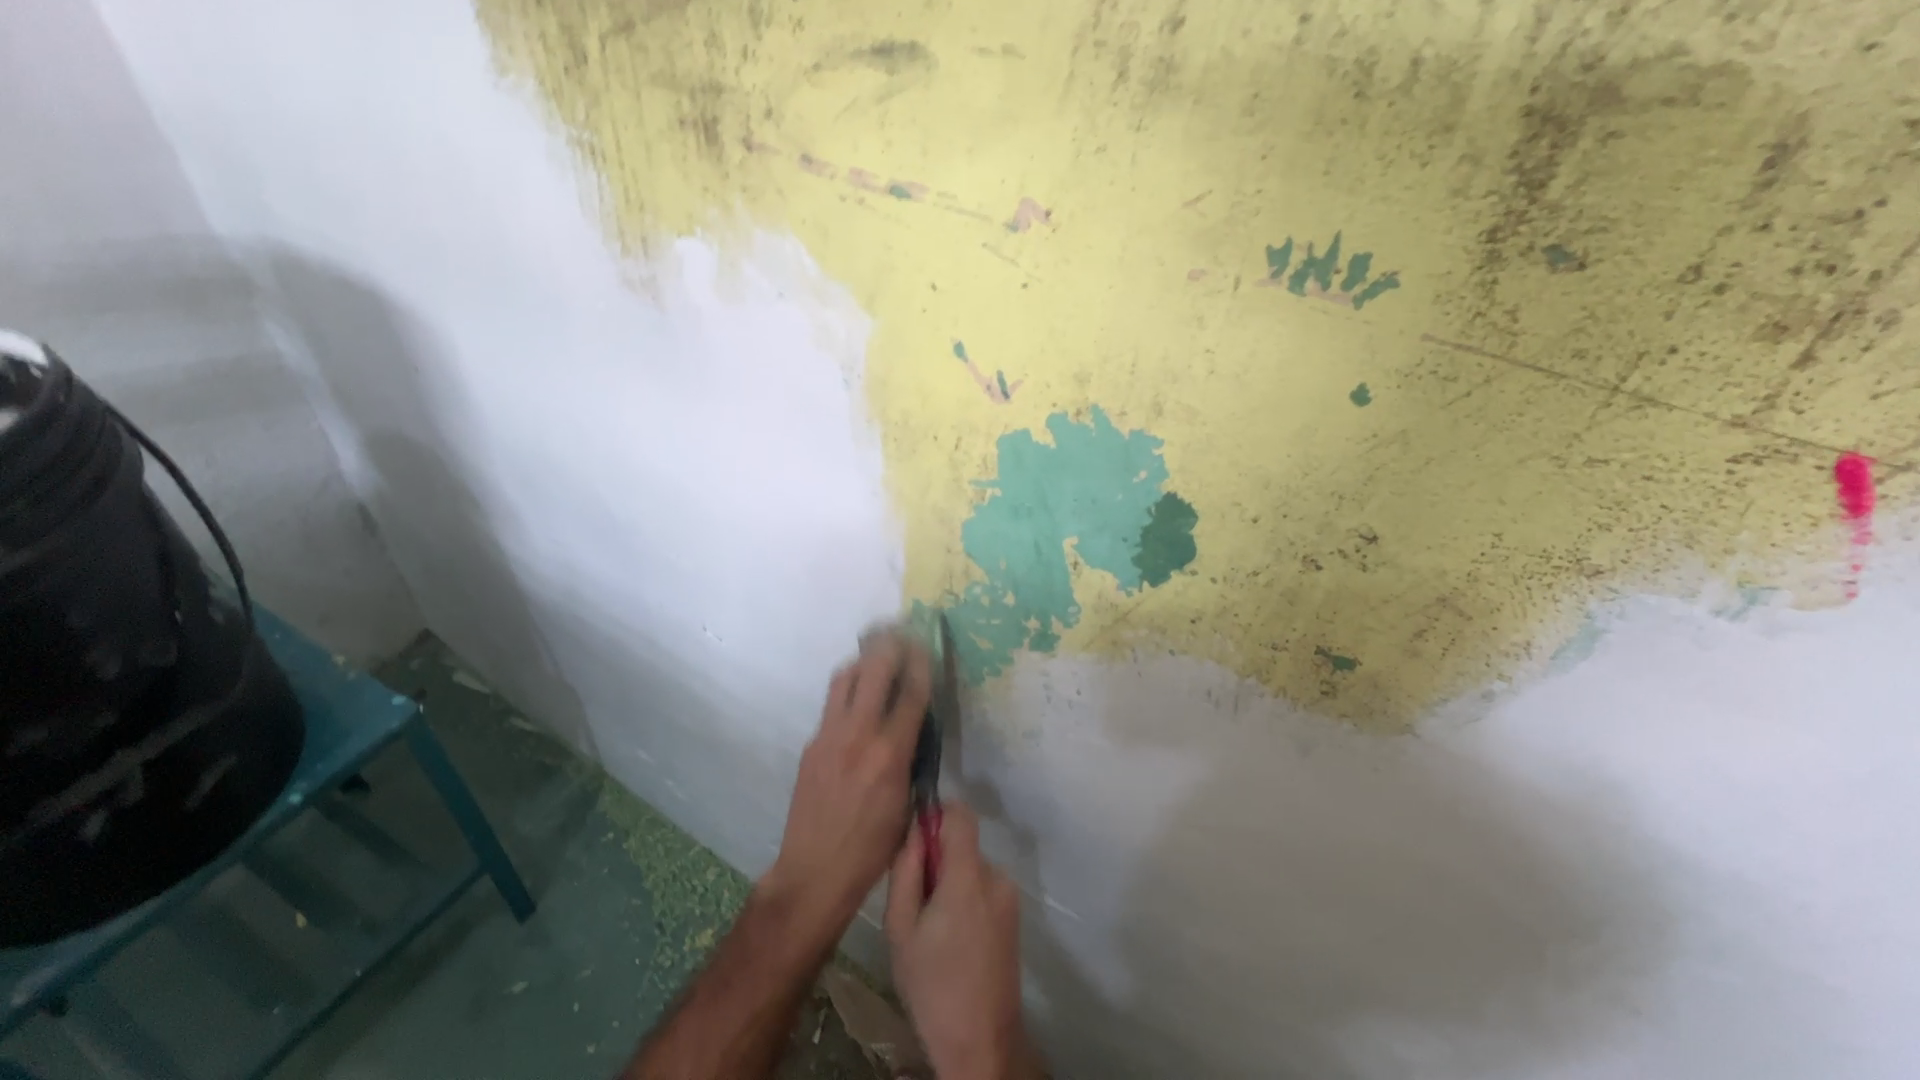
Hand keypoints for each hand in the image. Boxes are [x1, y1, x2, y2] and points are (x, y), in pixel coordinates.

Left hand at [764, 630, 928, 932]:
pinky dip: (849, 691)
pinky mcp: (811, 745)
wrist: (814, 871)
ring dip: (864, 661)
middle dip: (891, 646)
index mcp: (890, 754)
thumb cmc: (872, 850)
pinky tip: (858, 697)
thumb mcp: (906, 806)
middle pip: (875, 671)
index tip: (926, 644)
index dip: (921, 664)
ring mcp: (829, 736)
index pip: (911, 693)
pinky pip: (832, 704)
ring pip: (846, 679)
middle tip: (901, 634)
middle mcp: (858, 735)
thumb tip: (915, 732)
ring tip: (877, 655)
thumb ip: (911, 762)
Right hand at [887, 803, 1028, 1079]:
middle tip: (913, 903)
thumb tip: (913, 832)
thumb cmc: (932, 985)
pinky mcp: (1013, 917)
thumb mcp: (901, 928)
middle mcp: (996, 878)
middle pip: (962, 846)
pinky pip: (983, 889)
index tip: (914, 836)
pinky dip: (964, 900)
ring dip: (949, 884)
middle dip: (936, 862)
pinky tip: (949, 940)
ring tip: (930, 929)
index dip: (937, 814)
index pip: (961, 815)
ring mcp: (1010, 898)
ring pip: (970, 870)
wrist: (980, 1038)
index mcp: (968, 877)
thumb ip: (904, 872)